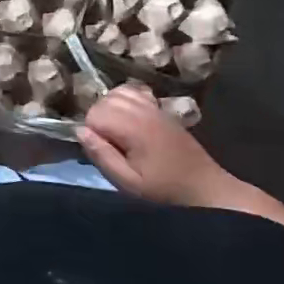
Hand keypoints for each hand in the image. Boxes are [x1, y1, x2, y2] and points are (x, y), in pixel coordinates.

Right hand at [77, 83, 245, 207]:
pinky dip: (125, 101)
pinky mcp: (161, 109)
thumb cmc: (163, 190)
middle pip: (104, 99)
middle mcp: (144, 109)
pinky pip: (135, 92)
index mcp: (134, 127)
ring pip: (118, 92)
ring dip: (110, 109)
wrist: (203, 187)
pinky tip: (128, 122)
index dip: (92, 132)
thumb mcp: (127, 182)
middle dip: (99, 119)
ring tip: (116, 134)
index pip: (95, 113)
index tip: (103, 152)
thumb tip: (80, 131)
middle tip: (109, 145)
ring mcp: (154, 107)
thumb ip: (102, 155)